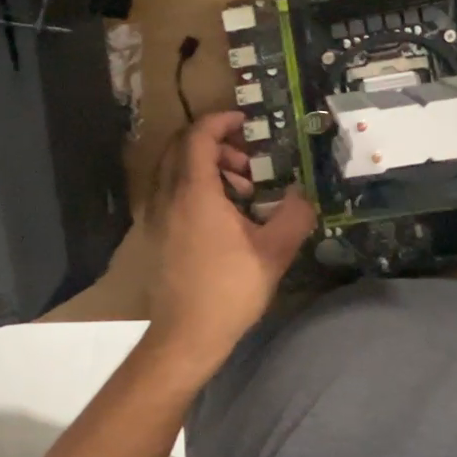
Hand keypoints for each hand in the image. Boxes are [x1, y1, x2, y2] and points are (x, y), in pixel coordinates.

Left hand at [145, 112, 315, 360]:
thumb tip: (301, 194)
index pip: (199, 136)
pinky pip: (170, 193)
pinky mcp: (155, 236)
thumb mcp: (274, 252)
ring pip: (174, 171)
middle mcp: (168, 197)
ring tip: (241, 193)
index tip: (246, 122)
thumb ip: (293, 215)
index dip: (221, 121)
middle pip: (182, 148)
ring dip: (206, 168)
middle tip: (249, 162)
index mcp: (194, 192)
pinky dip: (194, 188)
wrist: (186, 335)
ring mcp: (157, 217)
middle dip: (216, 144)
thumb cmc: (230, 290)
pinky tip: (222, 217)